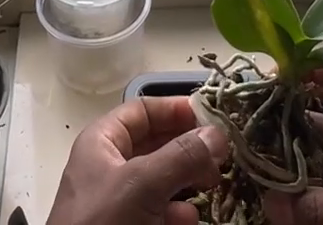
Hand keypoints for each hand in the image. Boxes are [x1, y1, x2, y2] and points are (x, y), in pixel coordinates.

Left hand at [47, 95, 230, 224]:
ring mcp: (117, 201)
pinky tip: (191, 219)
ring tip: (213, 182)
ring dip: (188, 179)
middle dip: (187, 147)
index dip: (175, 109)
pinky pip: (158, 212)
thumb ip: (180, 157)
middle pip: (155, 144)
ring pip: (160, 179)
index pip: (142, 111)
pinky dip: (178, 213)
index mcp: (102, 142)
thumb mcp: (142, 184)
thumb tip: (217, 133)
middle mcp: (109, 166)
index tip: (210, 115)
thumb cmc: (103, 222)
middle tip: (220, 152)